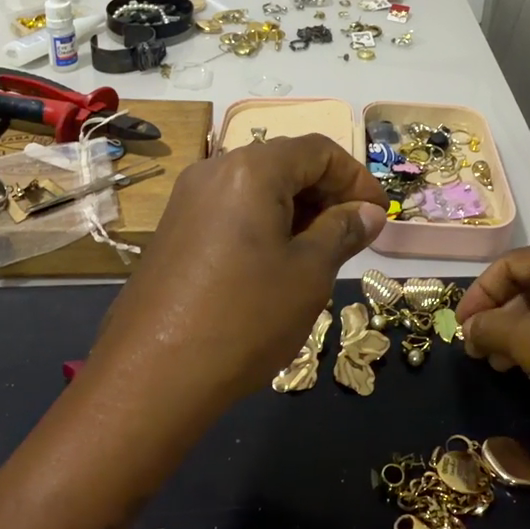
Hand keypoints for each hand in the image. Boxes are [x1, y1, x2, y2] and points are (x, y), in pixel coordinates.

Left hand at [87, 133, 388, 408]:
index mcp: (251, 169)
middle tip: (356, 235)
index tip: (379, 214)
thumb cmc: (243, 319)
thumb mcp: (308, 274)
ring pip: (258, 187)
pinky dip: (265, 224)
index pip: (318, 150)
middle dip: (327, 192)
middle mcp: (215, 171)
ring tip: (322, 253)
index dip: (356, 177)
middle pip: (286, 162)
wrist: (150, 378)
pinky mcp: (174, 230)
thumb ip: (343, 231)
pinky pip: (232, 209)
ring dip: (297, 209)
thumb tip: (368, 212)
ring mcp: (188, 200)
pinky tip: (278, 264)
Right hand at [456, 241, 529, 435]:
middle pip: (527, 284)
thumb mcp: (526, 341)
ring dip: (516, 332)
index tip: (460, 326)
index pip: (508, 264)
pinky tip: (528, 369)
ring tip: (497, 364)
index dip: (479, 293)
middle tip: (476, 348)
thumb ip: (489, 327)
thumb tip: (469, 329)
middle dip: (497, 316)